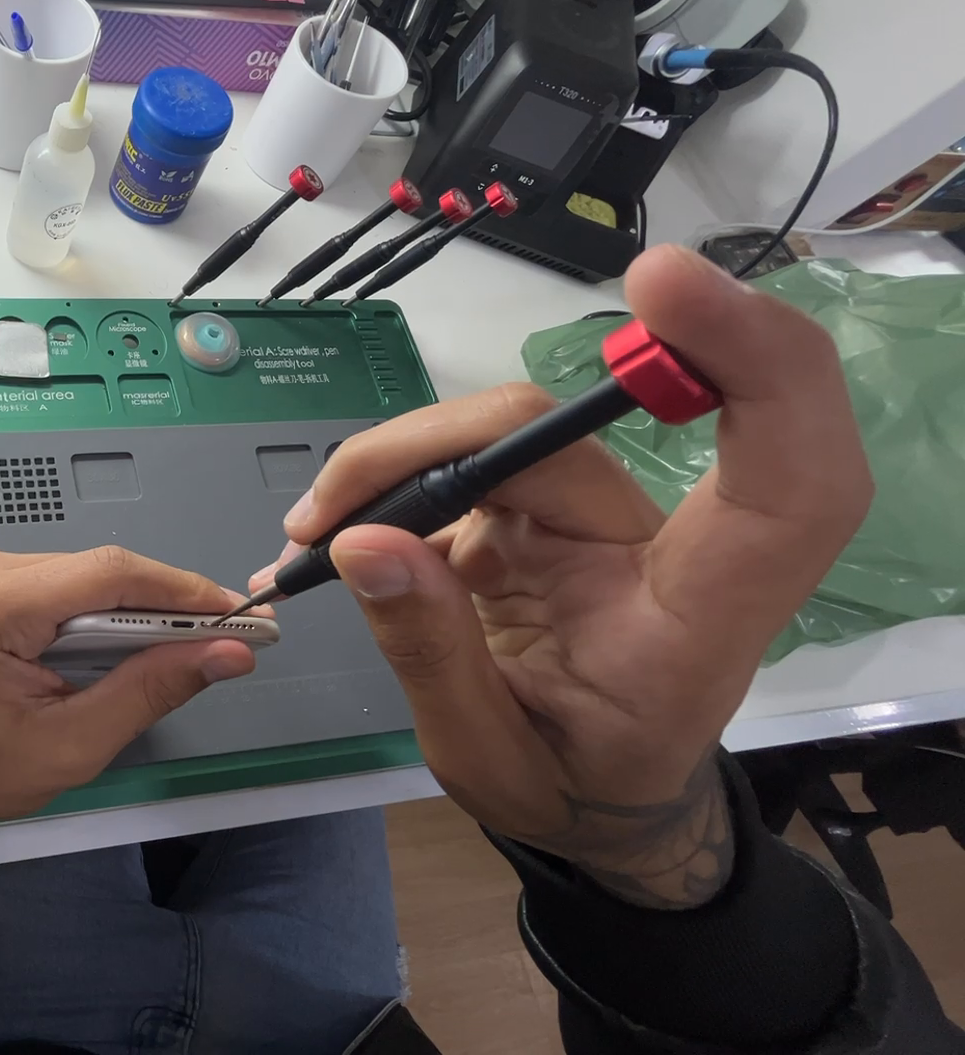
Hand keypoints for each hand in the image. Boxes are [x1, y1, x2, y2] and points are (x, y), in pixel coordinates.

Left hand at [0, 547, 260, 828]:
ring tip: (183, 644)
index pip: (106, 574)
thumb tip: (227, 652)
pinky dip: (104, 609)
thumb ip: (151, 690)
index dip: (180, 589)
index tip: (237, 615)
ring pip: (87, 572)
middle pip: (99, 569)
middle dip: (165, 603)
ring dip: (136, 607)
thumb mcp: (74, 745)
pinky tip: (128, 640)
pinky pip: (67, 581)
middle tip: (224, 637)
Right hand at [254, 246, 871, 908]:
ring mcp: (583, 526)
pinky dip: (380, 493)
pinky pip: (452, 472)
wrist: (580, 800)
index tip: (661, 283)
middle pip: (542, 441)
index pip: (778, 478)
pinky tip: (326, 535)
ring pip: (486, 442)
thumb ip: (429, 650)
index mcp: (686, 617)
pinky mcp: (527, 520)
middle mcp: (644, 547)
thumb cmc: (559, 785)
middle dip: (410, 458)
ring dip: (382, 474)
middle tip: (311, 523)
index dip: (745, 362)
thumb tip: (361, 543)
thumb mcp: (480, 748)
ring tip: (305, 538)